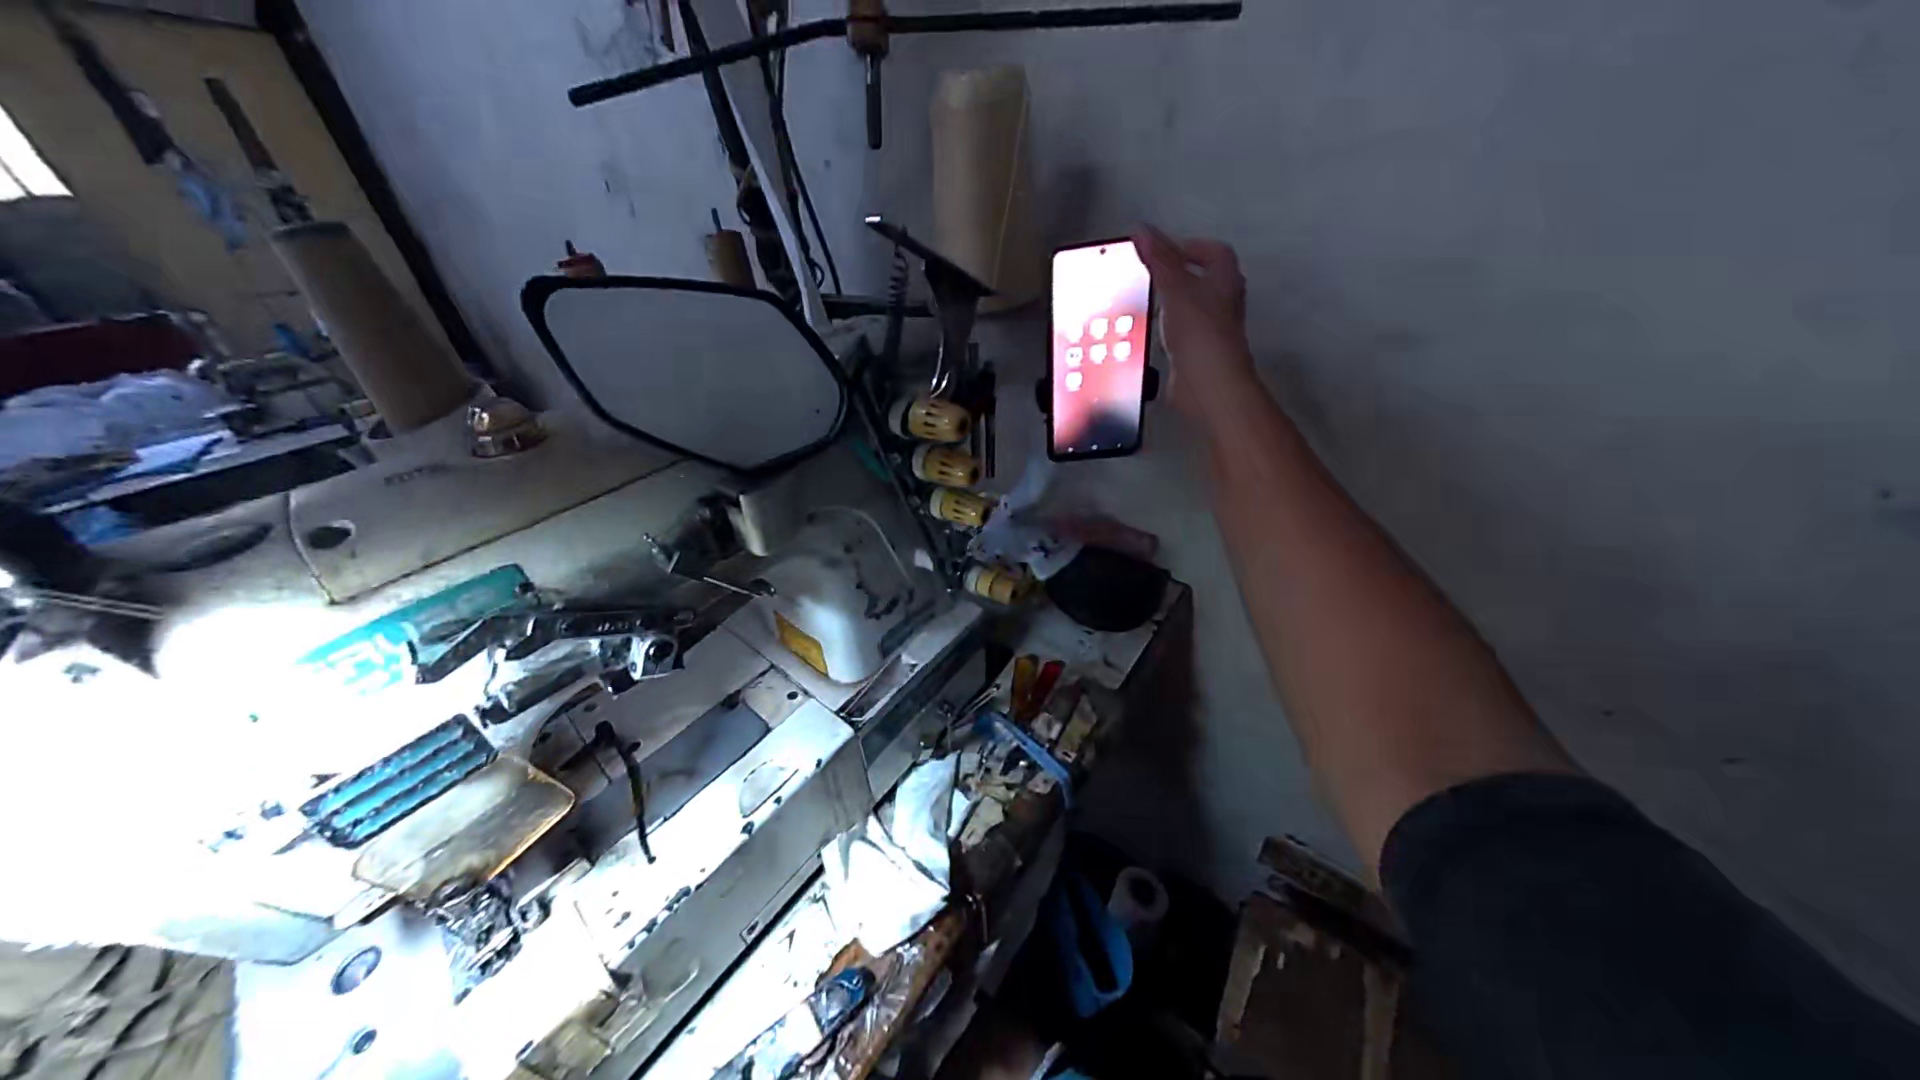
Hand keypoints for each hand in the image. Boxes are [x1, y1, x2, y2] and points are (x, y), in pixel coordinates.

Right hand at [1131, 225, 1254, 414]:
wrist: (1208, 383)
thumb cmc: (1201, 334)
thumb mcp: (1174, 288)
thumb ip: (1158, 258)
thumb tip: (1143, 230)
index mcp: (1225, 279)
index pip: (1214, 252)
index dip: (1191, 246)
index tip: (1167, 247)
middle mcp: (1224, 303)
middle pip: (1205, 279)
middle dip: (1181, 273)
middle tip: (1156, 272)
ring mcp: (1213, 330)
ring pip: (1193, 307)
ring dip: (1173, 303)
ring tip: (1149, 301)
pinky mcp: (1199, 353)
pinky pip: (1184, 334)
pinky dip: (1169, 330)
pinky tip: (1153, 334)